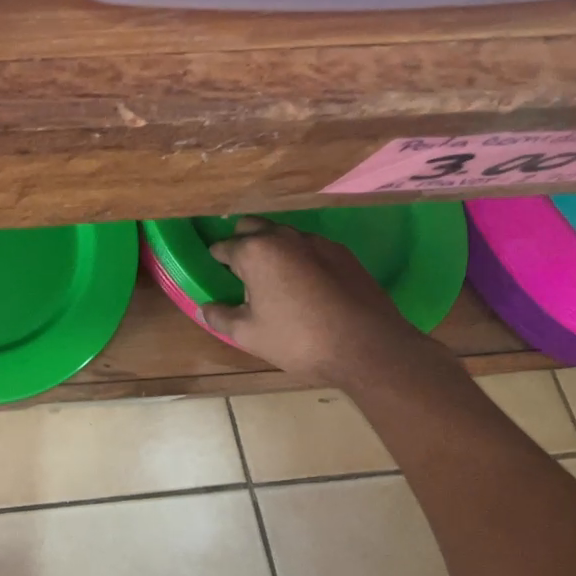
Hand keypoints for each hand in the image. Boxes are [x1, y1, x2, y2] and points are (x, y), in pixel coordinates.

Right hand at [198, 216, 440, 387]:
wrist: (371, 348)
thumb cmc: (300, 340)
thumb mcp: (249, 335)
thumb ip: (220, 317)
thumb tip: (204, 308)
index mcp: (254, 252)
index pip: (222, 247)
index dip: (216, 262)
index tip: (217, 276)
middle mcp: (283, 237)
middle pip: (251, 227)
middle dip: (242, 244)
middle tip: (244, 275)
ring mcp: (316, 242)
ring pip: (282, 234)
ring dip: (273, 249)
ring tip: (277, 280)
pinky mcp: (343, 253)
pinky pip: (310, 247)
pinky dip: (301, 258)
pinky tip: (308, 286)